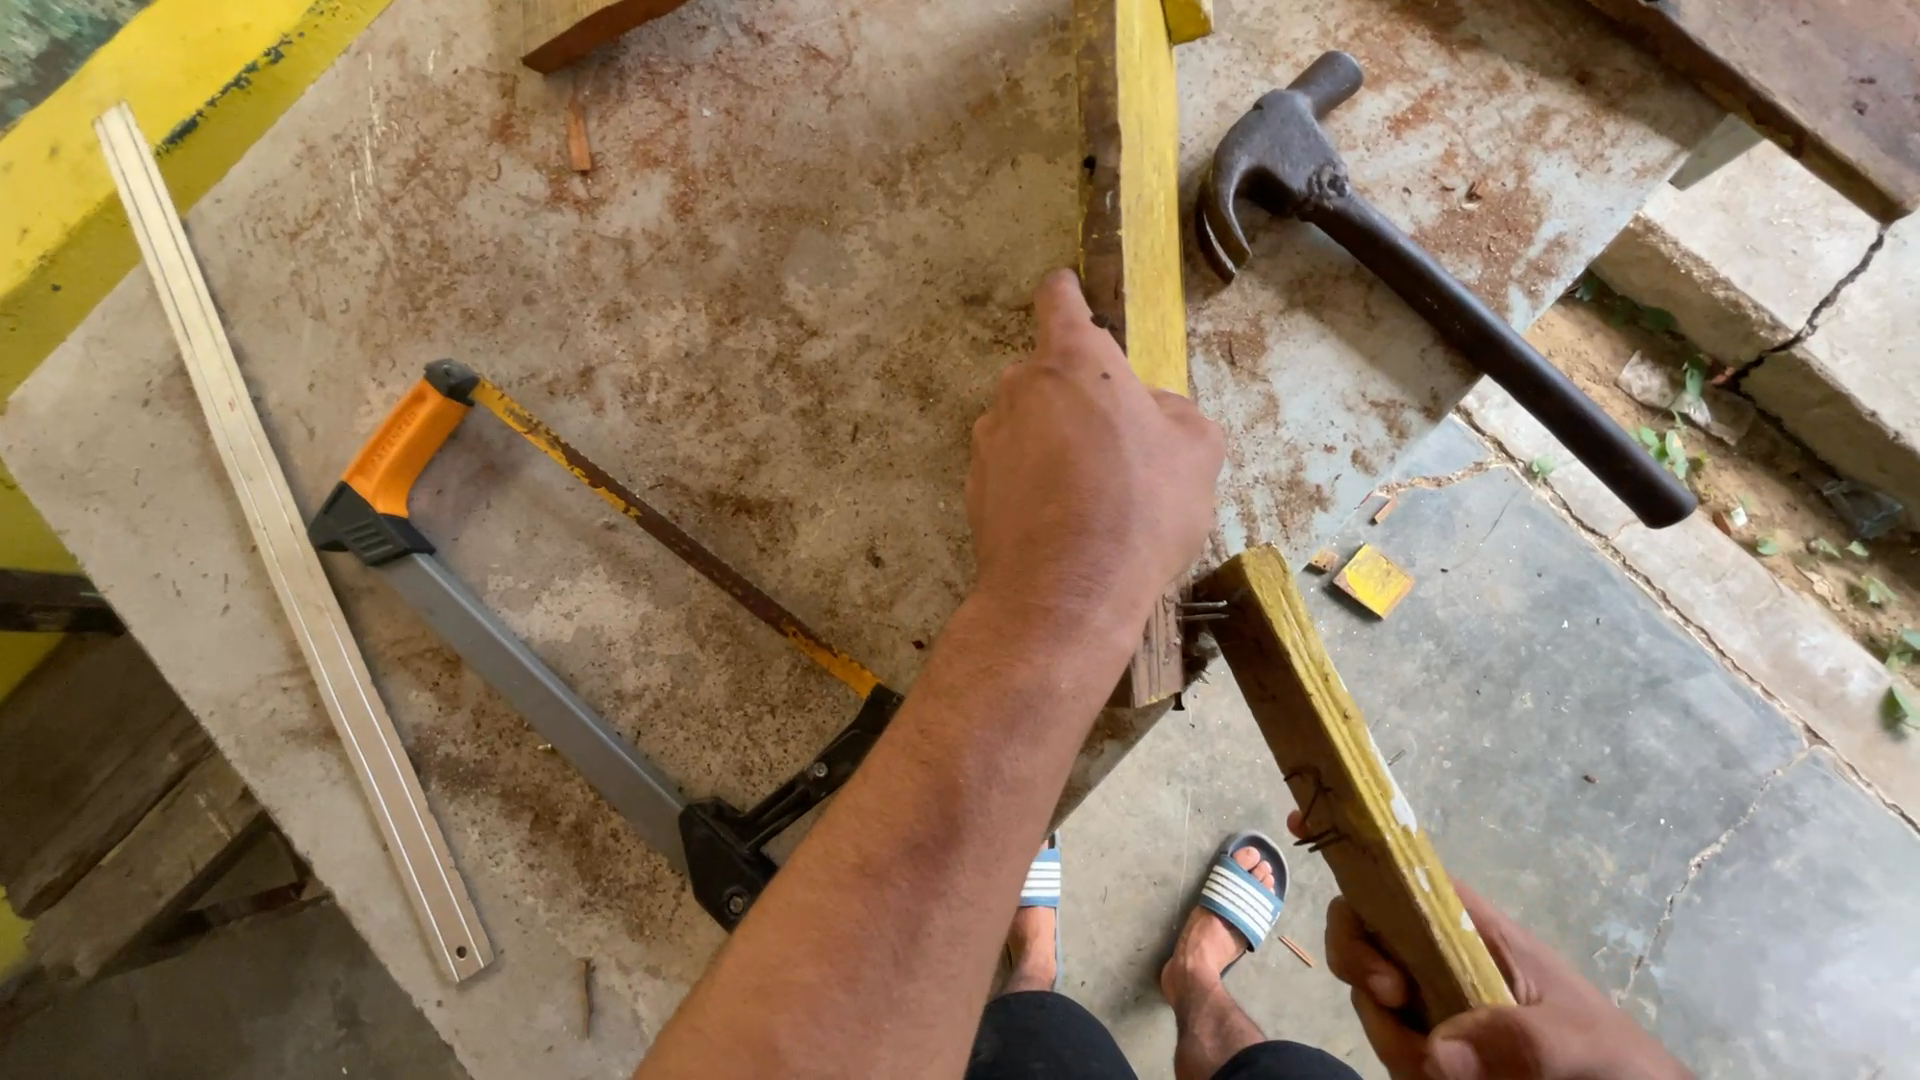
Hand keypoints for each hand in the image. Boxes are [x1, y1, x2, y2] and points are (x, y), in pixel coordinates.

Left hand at [965, 270, 1224, 631]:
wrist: (1067, 592)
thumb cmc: (1141, 507)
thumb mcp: (1197, 451)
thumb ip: (1174, 411)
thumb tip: (1149, 410)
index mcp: (1073, 360)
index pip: (1060, 300)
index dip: (1068, 294)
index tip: (1071, 295)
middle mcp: (1018, 388)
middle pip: (1046, 374)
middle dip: (1075, 396)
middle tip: (1114, 445)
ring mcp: (989, 440)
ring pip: (1027, 424)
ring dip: (1052, 443)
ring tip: (1089, 497)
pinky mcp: (973, 488)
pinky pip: (1011, 469)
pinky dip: (1032, 482)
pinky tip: (1061, 522)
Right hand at [1289, 813, 1691, 1079]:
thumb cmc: (1619, 1065)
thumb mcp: (1582, 1044)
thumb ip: (1517, 1040)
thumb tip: (1436, 1052)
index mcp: (1466, 923)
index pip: (1397, 870)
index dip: (1348, 846)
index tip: (1298, 822)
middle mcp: (1435, 950)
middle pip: (1358, 927)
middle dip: (1357, 960)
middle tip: (1389, 996)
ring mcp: (1427, 996)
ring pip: (1365, 993)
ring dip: (1392, 1036)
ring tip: (1449, 1078)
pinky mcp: (1426, 1041)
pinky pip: (1387, 1042)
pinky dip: (1404, 1064)